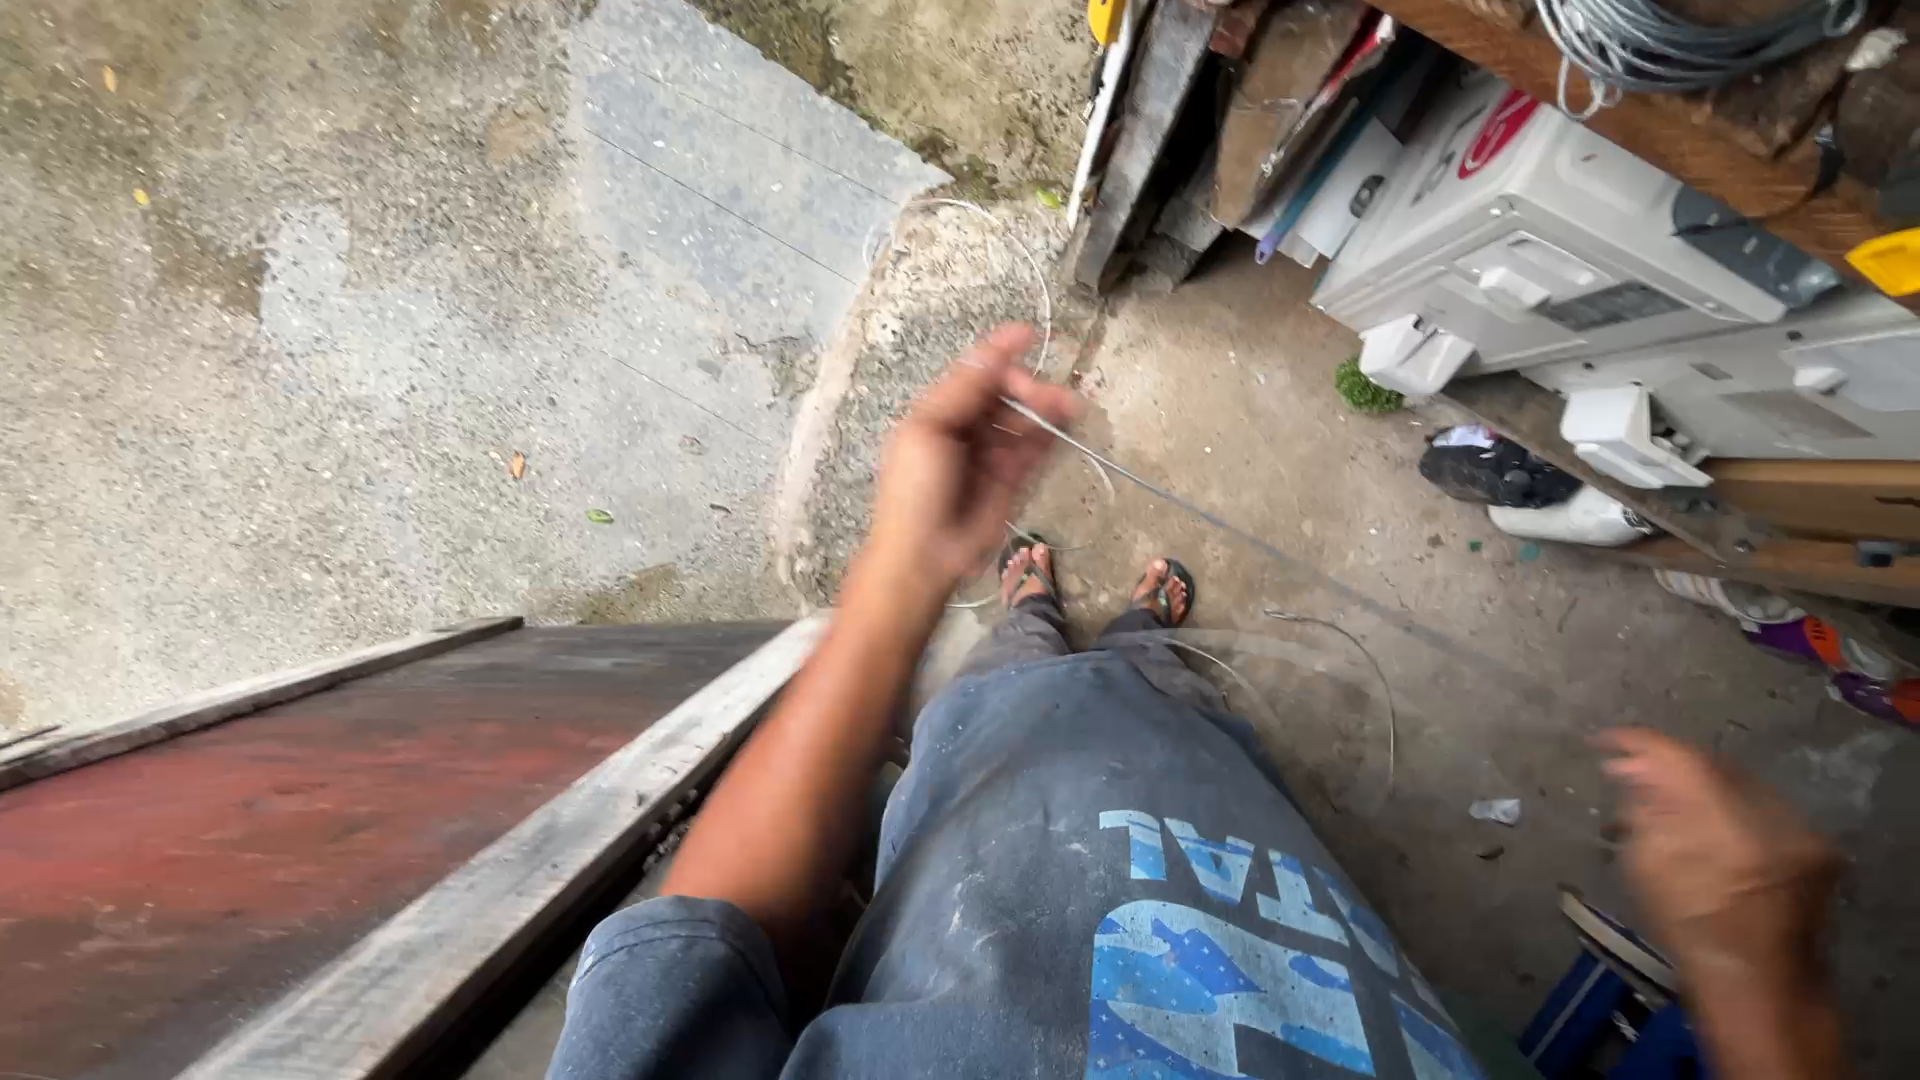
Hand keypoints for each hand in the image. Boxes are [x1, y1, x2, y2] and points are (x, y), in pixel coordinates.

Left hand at [855, 323, 1079, 617]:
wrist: (924, 554)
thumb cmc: (915, 491)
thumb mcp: (928, 431)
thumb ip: (962, 391)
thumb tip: (992, 354)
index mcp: (939, 412)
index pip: (975, 375)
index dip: (1001, 354)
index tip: (1029, 334)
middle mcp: (966, 428)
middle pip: (1004, 394)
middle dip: (1029, 387)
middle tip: (1049, 395)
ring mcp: (990, 454)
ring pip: (1024, 420)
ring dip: (1046, 409)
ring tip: (1070, 405)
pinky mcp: (1011, 479)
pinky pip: (1035, 449)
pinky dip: (1051, 435)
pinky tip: (1067, 423)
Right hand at [1597, 728, 1838, 983]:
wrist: (1757, 978)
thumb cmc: (1686, 922)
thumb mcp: (1646, 863)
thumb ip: (1641, 808)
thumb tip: (1630, 764)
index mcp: (1726, 826)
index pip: (1682, 759)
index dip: (1639, 742)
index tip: (1602, 739)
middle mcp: (1773, 821)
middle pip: (1710, 766)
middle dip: (1664, 762)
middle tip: (1623, 768)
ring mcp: (1801, 835)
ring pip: (1732, 784)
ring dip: (1690, 781)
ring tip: (1655, 794)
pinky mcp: (1812, 848)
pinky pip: (1755, 805)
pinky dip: (1718, 801)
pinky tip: (1695, 816)